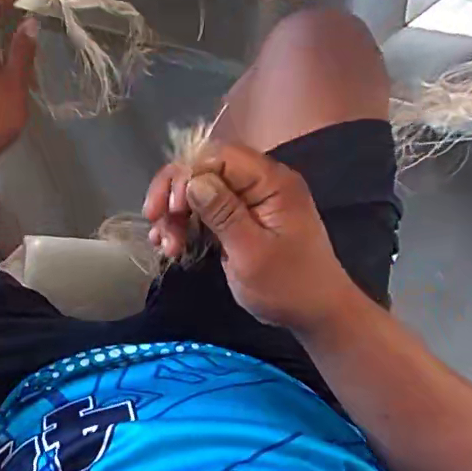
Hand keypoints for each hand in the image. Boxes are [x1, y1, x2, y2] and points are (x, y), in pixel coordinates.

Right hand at [144, 142, 368, 333]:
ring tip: (166, 247)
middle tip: (155, 223)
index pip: (219, 156)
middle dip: (174, 194)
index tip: (170, 209)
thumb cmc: (288, 286)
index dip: (187, 176)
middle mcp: (261, 184)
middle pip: (205, 169)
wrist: (316, 314)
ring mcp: (250, 203)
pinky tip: (170, 246)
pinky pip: (205, 212)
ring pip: (199, 192)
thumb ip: (223, 213)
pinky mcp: (240, 221)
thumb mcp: (251, 253)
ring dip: (175, 215)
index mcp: (272, 183)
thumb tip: (192, 181)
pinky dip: (185, 226)